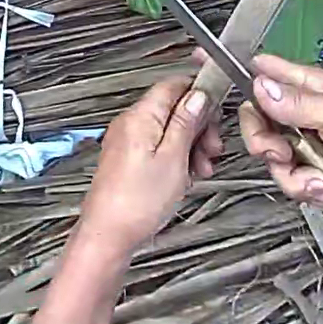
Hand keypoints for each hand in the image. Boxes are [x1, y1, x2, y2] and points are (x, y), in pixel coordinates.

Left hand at [78, 75, 222, 253]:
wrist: (107, 238)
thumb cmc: (136, 203)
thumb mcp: (174, 158)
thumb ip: (186, 122)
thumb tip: (198, 95)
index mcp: (141, 116)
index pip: (174, 85)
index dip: (199, 94)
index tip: (215, 112)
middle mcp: (130, 123)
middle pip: (173, 108)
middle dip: (198, 125)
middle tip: (212, 146)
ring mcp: (127, 141)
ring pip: (168, 129)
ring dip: (191, 144)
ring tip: (202, 166)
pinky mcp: (128, 159)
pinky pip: (158, 146)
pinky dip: (176, 156)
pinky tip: (187, 174)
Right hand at [238, 53, 322, 206]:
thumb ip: (299, 103)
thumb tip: (262, 86)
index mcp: (310, 85)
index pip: (267, 73)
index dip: (253, 88)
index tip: (256, 113)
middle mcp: (303, 109)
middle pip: (259, 120)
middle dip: (265, 143)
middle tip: (281, 154)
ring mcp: (306, 138)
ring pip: (272, 154)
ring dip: (291, 174)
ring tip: (317, 179)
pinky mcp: (311, 163)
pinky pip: (289, 176)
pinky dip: (304, 187)